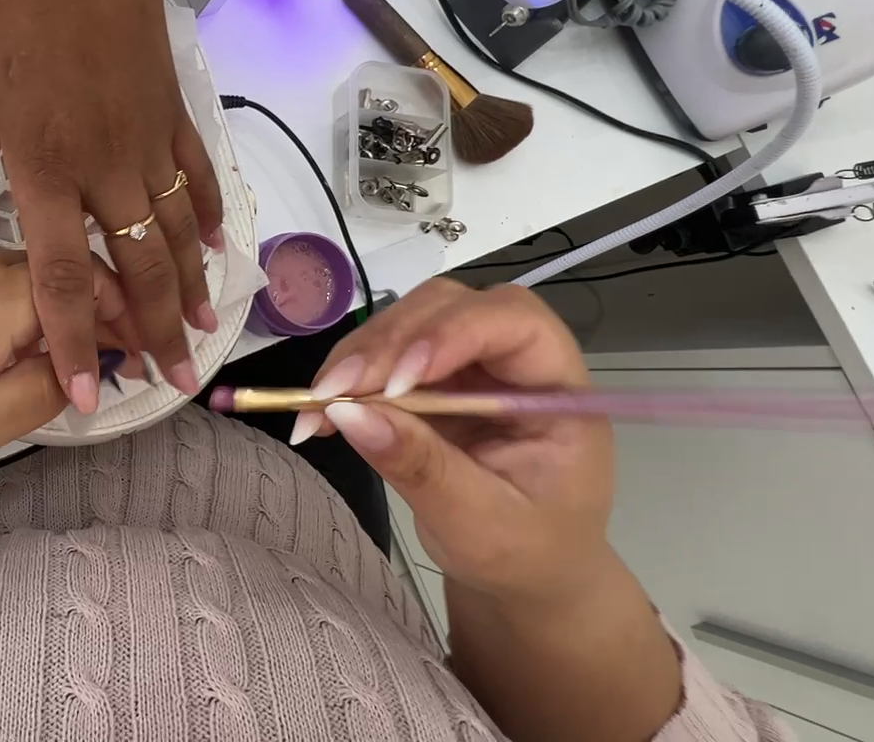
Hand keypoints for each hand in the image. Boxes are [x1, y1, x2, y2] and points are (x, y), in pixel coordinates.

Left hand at [0, 0, 223, 415]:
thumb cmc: (19, 15)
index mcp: (45, 169)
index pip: (63, 277)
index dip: (75, 341)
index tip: (91, 395)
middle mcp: (105, 169)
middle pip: (138, 269)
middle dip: (156, 332)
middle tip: (176, 380)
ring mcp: (150, 143)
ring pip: (180, 233)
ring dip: (193, 287)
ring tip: (203, 332)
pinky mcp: (176, 116)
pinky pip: (199, 178)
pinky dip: (211, 217)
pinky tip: (220, 249)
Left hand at [0, 250, 115, 524]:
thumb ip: (38, 394)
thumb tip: (83, 370)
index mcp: (1, 297)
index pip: (94, 294)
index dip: (136, 324)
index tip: (159, 355)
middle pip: (67, 274)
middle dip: (111, 309)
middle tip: (136, 351)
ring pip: (33, 272)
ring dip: (70, 302)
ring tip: (90, 343)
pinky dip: (30, 298)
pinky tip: (26, 330)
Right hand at [304, 279, 615, 605]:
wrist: (523, 565)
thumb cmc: (525, 551)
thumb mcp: (481, 524)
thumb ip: (423, 467)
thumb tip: (347, 414)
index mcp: (556, 389)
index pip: (512, 321)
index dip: (450, 333)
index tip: (396, 383)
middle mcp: (510, 358)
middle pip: (444, 307)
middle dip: (386, 344)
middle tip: (336, 392)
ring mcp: (466, 361)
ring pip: (404, 321)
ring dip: (356, 357)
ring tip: (318, 404)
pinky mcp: (426, 373)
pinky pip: (378, 352)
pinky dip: (344, 376)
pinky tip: (318, 409)